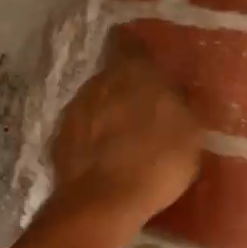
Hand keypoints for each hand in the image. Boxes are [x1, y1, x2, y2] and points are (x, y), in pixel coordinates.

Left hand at [50, 43, 204, 224]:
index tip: (146, 64)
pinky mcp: (57, 144)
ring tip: (121, 145)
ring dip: (104, 119)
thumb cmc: (155, 162)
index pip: (130, 43)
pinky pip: (79, 137)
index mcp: (131, 70)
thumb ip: (179, 104)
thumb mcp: (189, 131)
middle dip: (123, 92)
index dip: (137, 51)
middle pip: (110, 79)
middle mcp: (96, 82)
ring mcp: (72, 113)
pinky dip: (89, 145)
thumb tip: (172, 93)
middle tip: (141, 115)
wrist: (102, 204)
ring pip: (92, 107)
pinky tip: (102, 165)